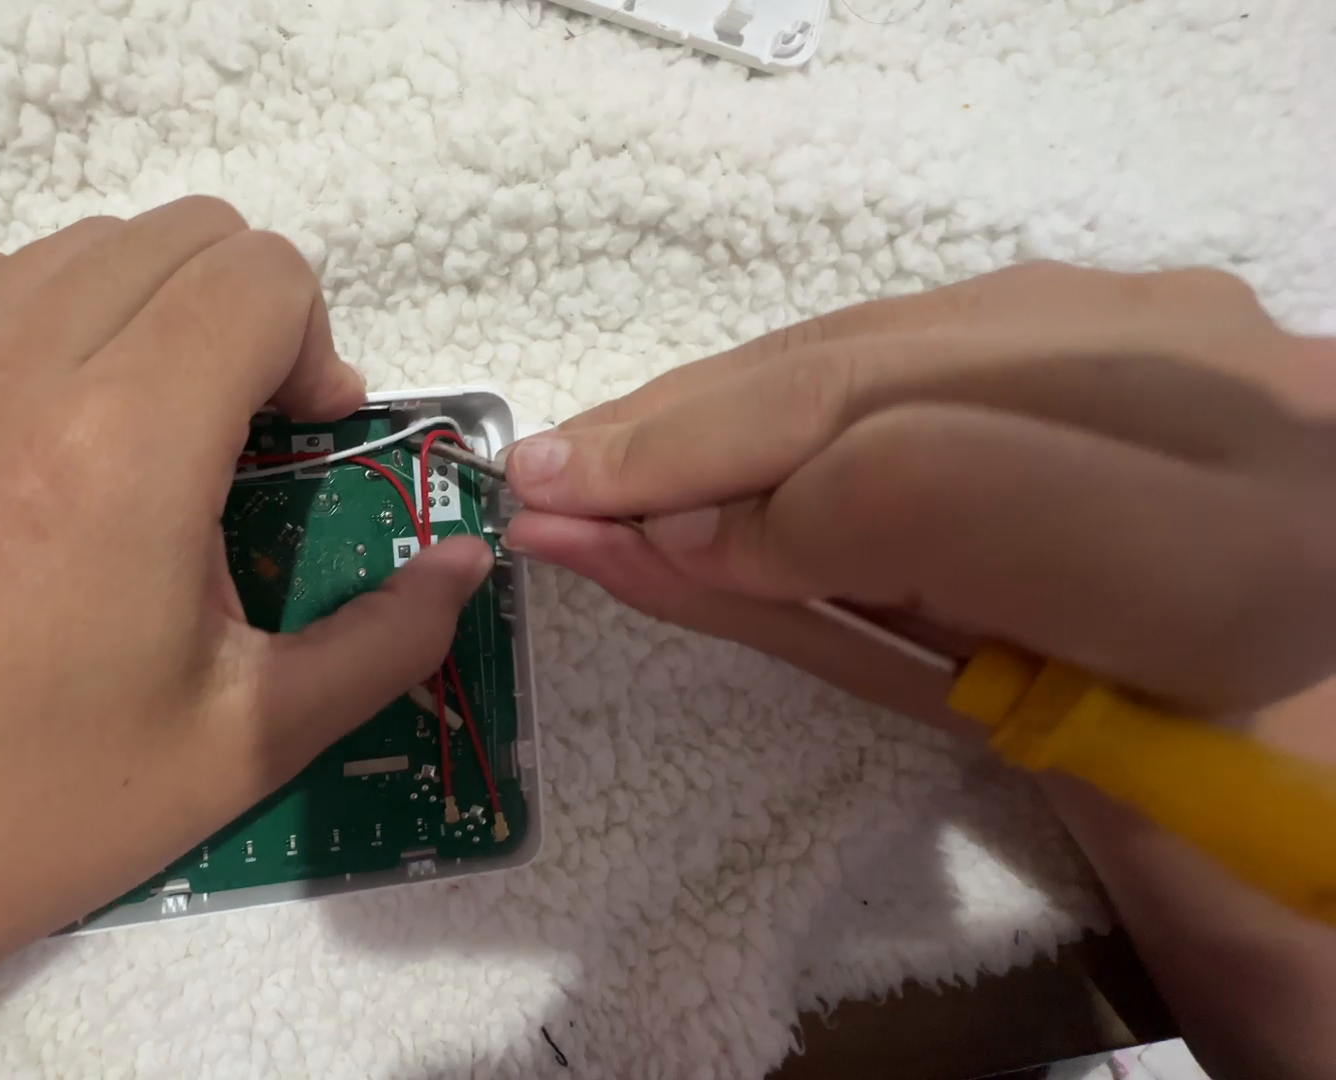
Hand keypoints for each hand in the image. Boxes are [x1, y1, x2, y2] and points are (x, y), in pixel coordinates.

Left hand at [0, 198, 491, 1067]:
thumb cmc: (51, 802)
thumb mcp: (256, 739)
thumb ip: (390, 639)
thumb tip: (468, 563)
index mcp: (124, 446)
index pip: (261, 277)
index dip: (314, 349)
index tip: (306, 444)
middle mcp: (16, 368)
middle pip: (189, 234)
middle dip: (255, 317)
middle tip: (251, 437)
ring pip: (96, 240)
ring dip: (166, 308)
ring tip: (165, 427)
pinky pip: (2, 275)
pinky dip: (71, 311)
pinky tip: (71, 420)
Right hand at [503, 262, 1335, 724]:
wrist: (1276, 638)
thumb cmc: (1112, 727)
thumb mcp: (946, 704)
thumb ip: (780, 615)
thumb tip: (614, 545)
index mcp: (1210, 561)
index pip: (923, 489)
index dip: (756, 520)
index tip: (639, 553)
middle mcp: (1201, 390)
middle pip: (856, 382)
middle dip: (672, 440)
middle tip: (536, 479)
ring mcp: (1140, 310)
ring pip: (844, 339)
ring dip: (690, 405)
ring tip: (584, 454)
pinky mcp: (1075, 291)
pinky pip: (860, 330)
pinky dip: (749, 387)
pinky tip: (675, 422)